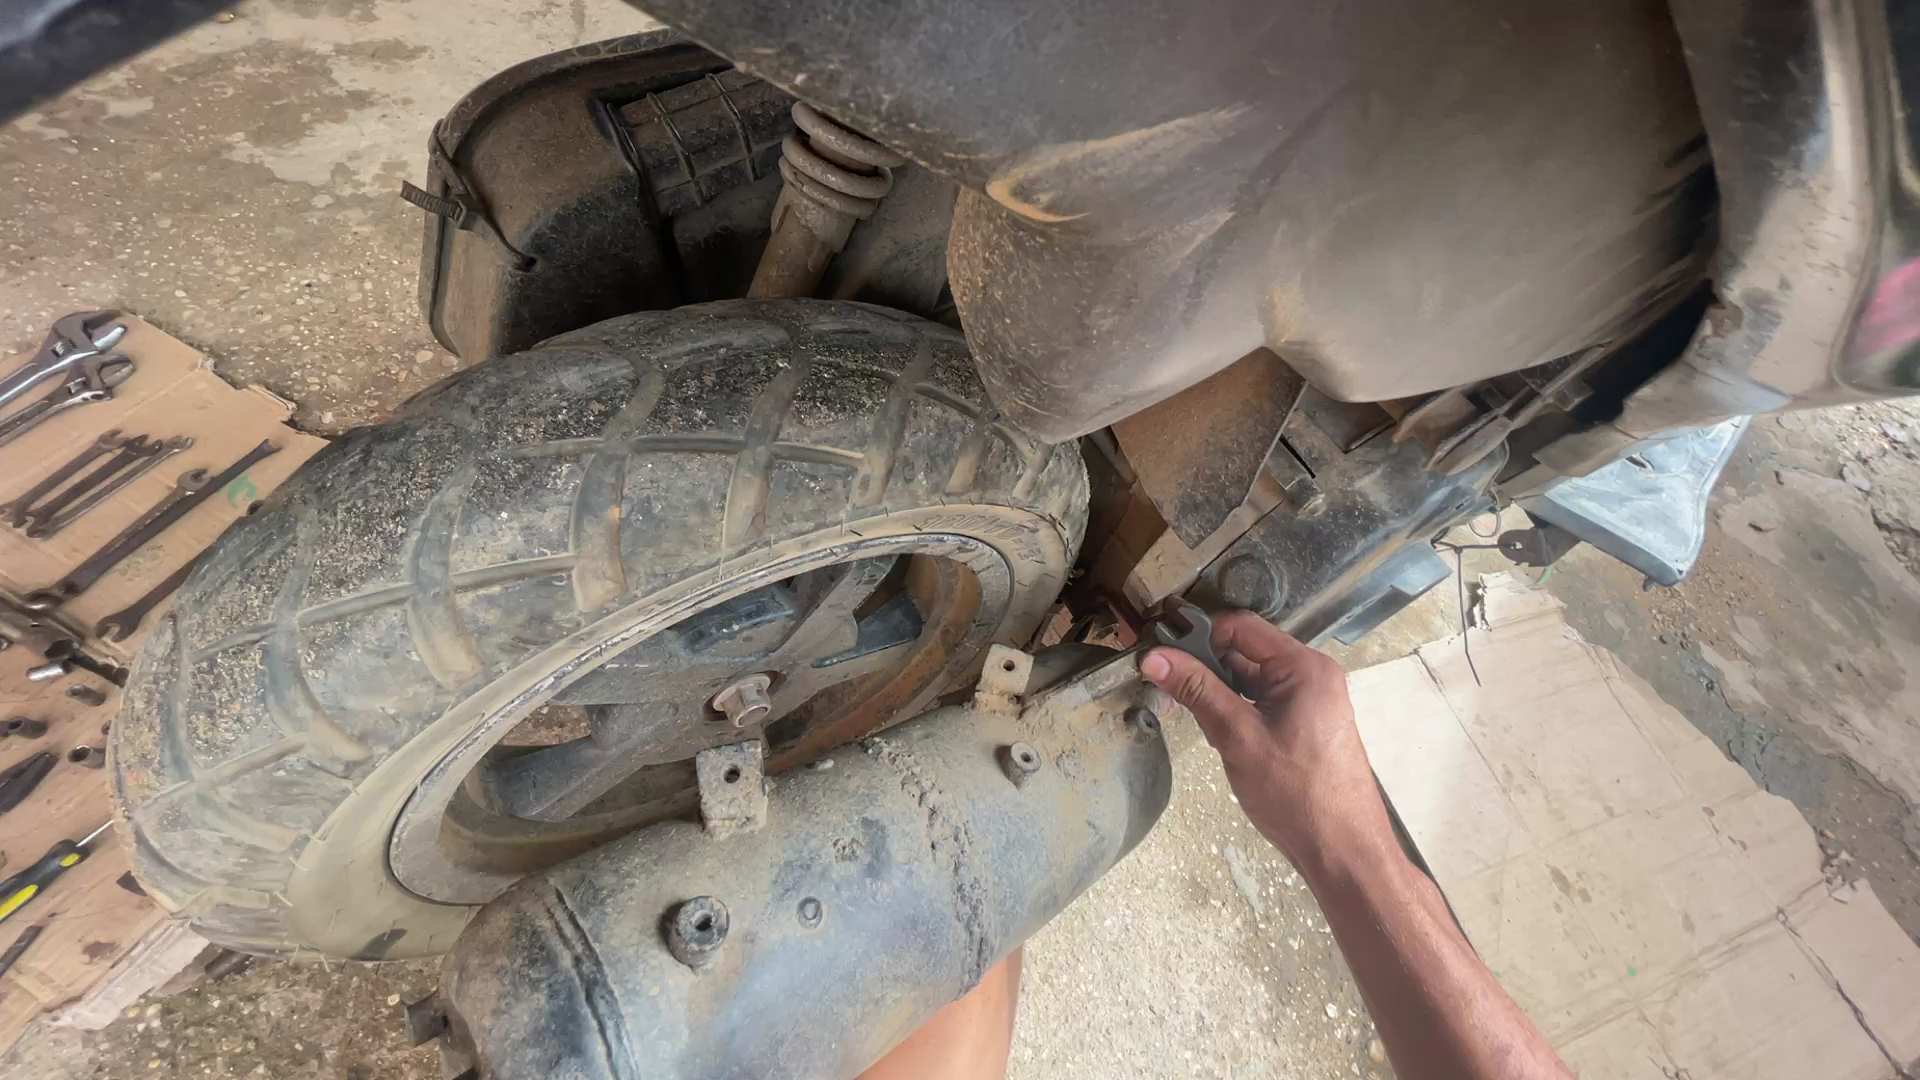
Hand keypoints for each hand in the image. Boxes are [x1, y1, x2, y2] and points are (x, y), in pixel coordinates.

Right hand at [1140, 611, 1395, 875]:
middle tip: (1161, 673)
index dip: (1198, 632)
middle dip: (1203, 662)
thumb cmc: (1296, 794)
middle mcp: (1310, 675)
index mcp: (1304, 667)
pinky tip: (1212, 725)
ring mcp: (1308, 700)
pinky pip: (1259, 698)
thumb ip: (1196, 690)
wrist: (1345, 855)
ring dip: (1215, 687)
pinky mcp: (1302, 722)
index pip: (1241, 626)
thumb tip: (1153, 656)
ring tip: (1181, 703)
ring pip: (1248, 677)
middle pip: (1244, 650)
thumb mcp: (1237, 737)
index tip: (1160, 645)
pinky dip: (1232, 705)